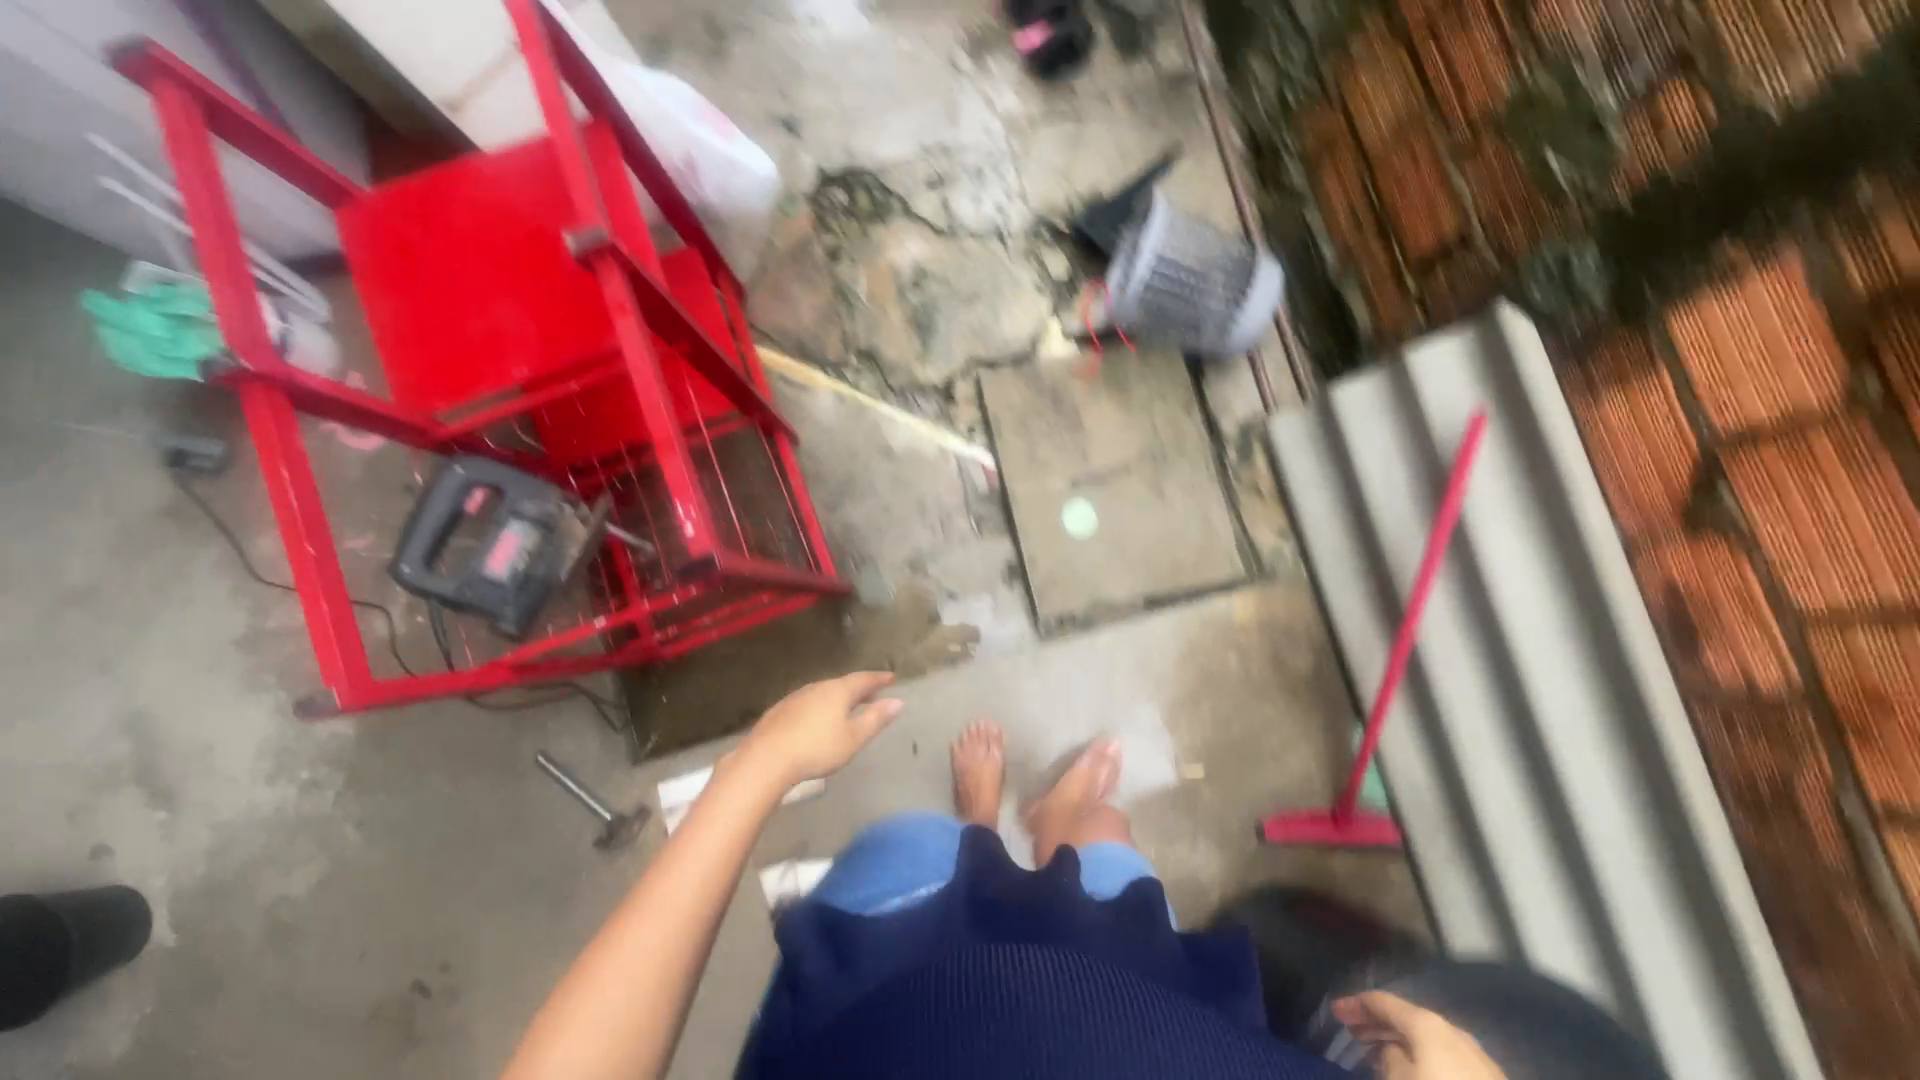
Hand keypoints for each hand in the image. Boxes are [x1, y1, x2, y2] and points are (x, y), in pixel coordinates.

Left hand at [738, 672, 903, 788]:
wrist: (767, 759)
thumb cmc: (817, 749)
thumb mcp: (853, 738)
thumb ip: (876, 719)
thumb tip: (898, 701)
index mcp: (837, 691)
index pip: (863, 679)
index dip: (878, 679)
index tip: (890, 678)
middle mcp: (816, 688)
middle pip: (842, 684)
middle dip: (858, 688)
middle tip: (872, 693)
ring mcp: (795, 698)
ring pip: (822, 693)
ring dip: (838, 697)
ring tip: (847, 707)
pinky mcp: (779, 712)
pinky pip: (807, 703)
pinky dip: (819, 706)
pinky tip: (817, 719)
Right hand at [1331, 991, 1505, 1079]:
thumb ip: (1388, 1058)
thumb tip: (1391, 1049)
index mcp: (1427, 1024)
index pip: (1382, 1001)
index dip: (1355, 1004)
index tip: (1334, 1012)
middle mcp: (1451, 1029)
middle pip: (1406, 1016)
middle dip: (1376, 1022)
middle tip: (1351, 1031)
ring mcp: (1473, 1054)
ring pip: (1426, 1037)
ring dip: (1399, 1040)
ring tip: (1377, 1052)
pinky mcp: (1487, 1077)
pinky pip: (1443, 1055)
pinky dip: (1421, 1054)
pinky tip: (1414, 1069)